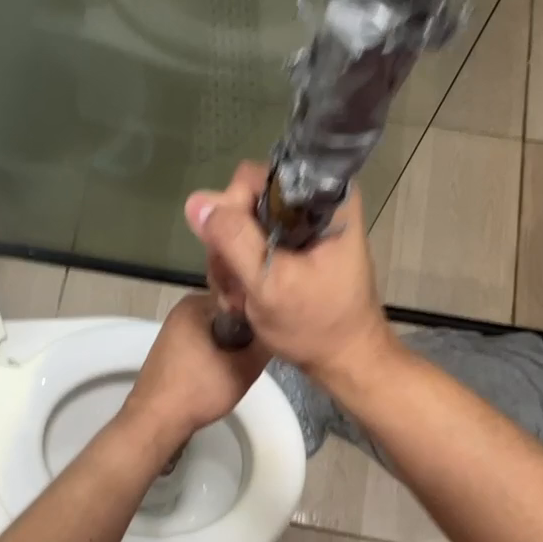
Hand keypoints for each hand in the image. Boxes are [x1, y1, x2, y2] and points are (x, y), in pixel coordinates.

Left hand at [122, 294, 271, 444]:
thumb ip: (265, 345)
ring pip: (217, 330)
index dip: (260, 316)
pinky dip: (216, 353)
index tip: (272, 336)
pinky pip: (204, 341)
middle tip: (257, 355)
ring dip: (232, 345)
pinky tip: (223, 371)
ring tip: (242, 364)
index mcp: (196, 304)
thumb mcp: (243, 370)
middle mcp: (183, 309)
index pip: (242, 298)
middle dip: (245, 333)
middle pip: (230, 314)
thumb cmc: (197, 391)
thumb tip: (277, 330)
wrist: (154, 421)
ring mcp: (174, 328)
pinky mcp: (172, 347)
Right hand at [184, 162, 400, 385]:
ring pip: (239, 228)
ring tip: (243, 300)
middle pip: (242, 204)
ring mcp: (299, 228)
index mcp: (323, 200)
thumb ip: (233, 239)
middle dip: (229, 246)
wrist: (345, 361)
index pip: (254, 180)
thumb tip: (197, 202)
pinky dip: (240, 273)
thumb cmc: (317, 326)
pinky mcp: (291, 248)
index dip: (233, 213)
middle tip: (237, 287)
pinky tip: (246, 300)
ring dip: (231, 266)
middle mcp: (312, 204)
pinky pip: (249, 246)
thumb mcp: (270, 284)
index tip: (235, 253)